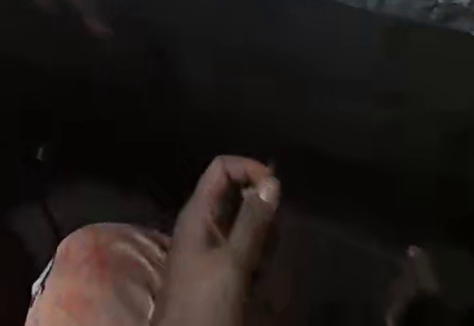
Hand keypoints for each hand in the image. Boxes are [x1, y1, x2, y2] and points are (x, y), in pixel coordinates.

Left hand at [153, 157, 279, 325]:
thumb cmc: (202, 304)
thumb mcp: (231, 262)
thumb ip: (253, 221)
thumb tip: (273, 182)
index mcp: (198, 211)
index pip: (221, 168)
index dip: (248, 169)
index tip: (275, 187)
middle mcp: (203, 223)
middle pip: (235, 195)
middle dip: (259, 208)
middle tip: (273, 233)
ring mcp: (211, 249)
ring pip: (243, 223)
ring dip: (260, 235)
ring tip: (263, 260)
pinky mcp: (220, 272)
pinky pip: (244, 249)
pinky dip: (256, 255)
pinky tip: (260, 276)